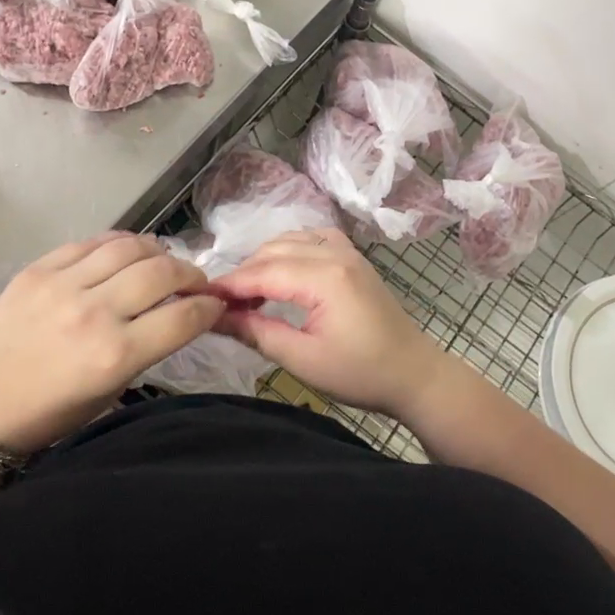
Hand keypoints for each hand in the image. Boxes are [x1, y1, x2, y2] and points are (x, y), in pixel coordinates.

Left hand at [0, 233, 222, 451]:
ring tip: (164, 262)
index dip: (209, 307)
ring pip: (130, 247)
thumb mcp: (111, 389)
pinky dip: (120, 243)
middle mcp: (93, 313)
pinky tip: (129, 253)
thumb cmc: (50, 413)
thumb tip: (180, 314)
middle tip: (196, 282)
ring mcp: (62, 286)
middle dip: (191, 275)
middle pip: (162, 273)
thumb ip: (147, 347)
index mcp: (115, 354)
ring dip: (159, 252)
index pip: (184, 316)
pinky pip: (91, 242)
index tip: (216, 305)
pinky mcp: (38, 269)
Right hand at [206, 229, 459, 417]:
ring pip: (290, 240)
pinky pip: (312, 240)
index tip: (199, 300)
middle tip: (220, 304)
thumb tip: (215, 317)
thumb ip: (256, 332)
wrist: (414, 374)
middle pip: (273, 251)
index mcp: (324, 277)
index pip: (262, 271)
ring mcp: (348, 252)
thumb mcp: (302, 359)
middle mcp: (335, 253)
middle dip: (243, 274)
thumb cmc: (360, 373)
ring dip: (264, 261)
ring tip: (247, 295)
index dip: (228, 285)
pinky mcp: (354, 259)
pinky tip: (280, 275)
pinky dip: (289, 251)